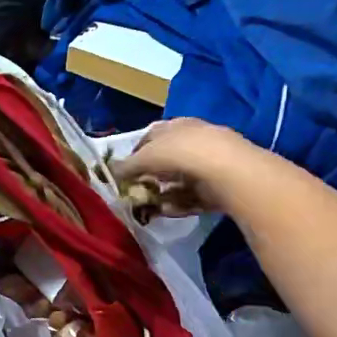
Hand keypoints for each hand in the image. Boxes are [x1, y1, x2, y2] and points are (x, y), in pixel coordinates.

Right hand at [110, 118, 258, 217]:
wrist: (226, 171)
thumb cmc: (179, 154)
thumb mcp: (142, 158)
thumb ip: (125, 166)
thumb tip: (110, 171)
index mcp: (175, 125)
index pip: (150, 136)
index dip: (135, 153)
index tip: (125, 171)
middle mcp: (194, 139)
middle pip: (167, 159)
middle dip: (152, 175)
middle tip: (138, 189)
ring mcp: (211, 161)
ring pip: (180, 179)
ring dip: (164, 192)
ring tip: (151, 206)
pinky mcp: (222, 183)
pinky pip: (194, 195)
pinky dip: (181, 203)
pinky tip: (169, 210)